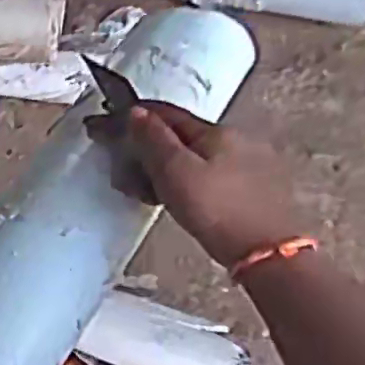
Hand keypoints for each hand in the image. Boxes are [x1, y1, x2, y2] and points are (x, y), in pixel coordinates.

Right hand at [112, 101, 308, 266]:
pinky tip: (168, 198)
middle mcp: (237, 141)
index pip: (164, 114)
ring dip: (158, 169)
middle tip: (119, 170)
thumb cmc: (212, 206)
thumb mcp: (173, 168)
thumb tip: (136, 110)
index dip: (129, 118)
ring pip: (189, 158)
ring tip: (141, 191)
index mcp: (218, 132)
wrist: (264, 253)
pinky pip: (204, 174)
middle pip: (176, 138)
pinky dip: (180, 181)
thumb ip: (152, 137)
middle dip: (142, 150)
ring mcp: (247, 166)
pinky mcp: (251, 189)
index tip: (100, 128)